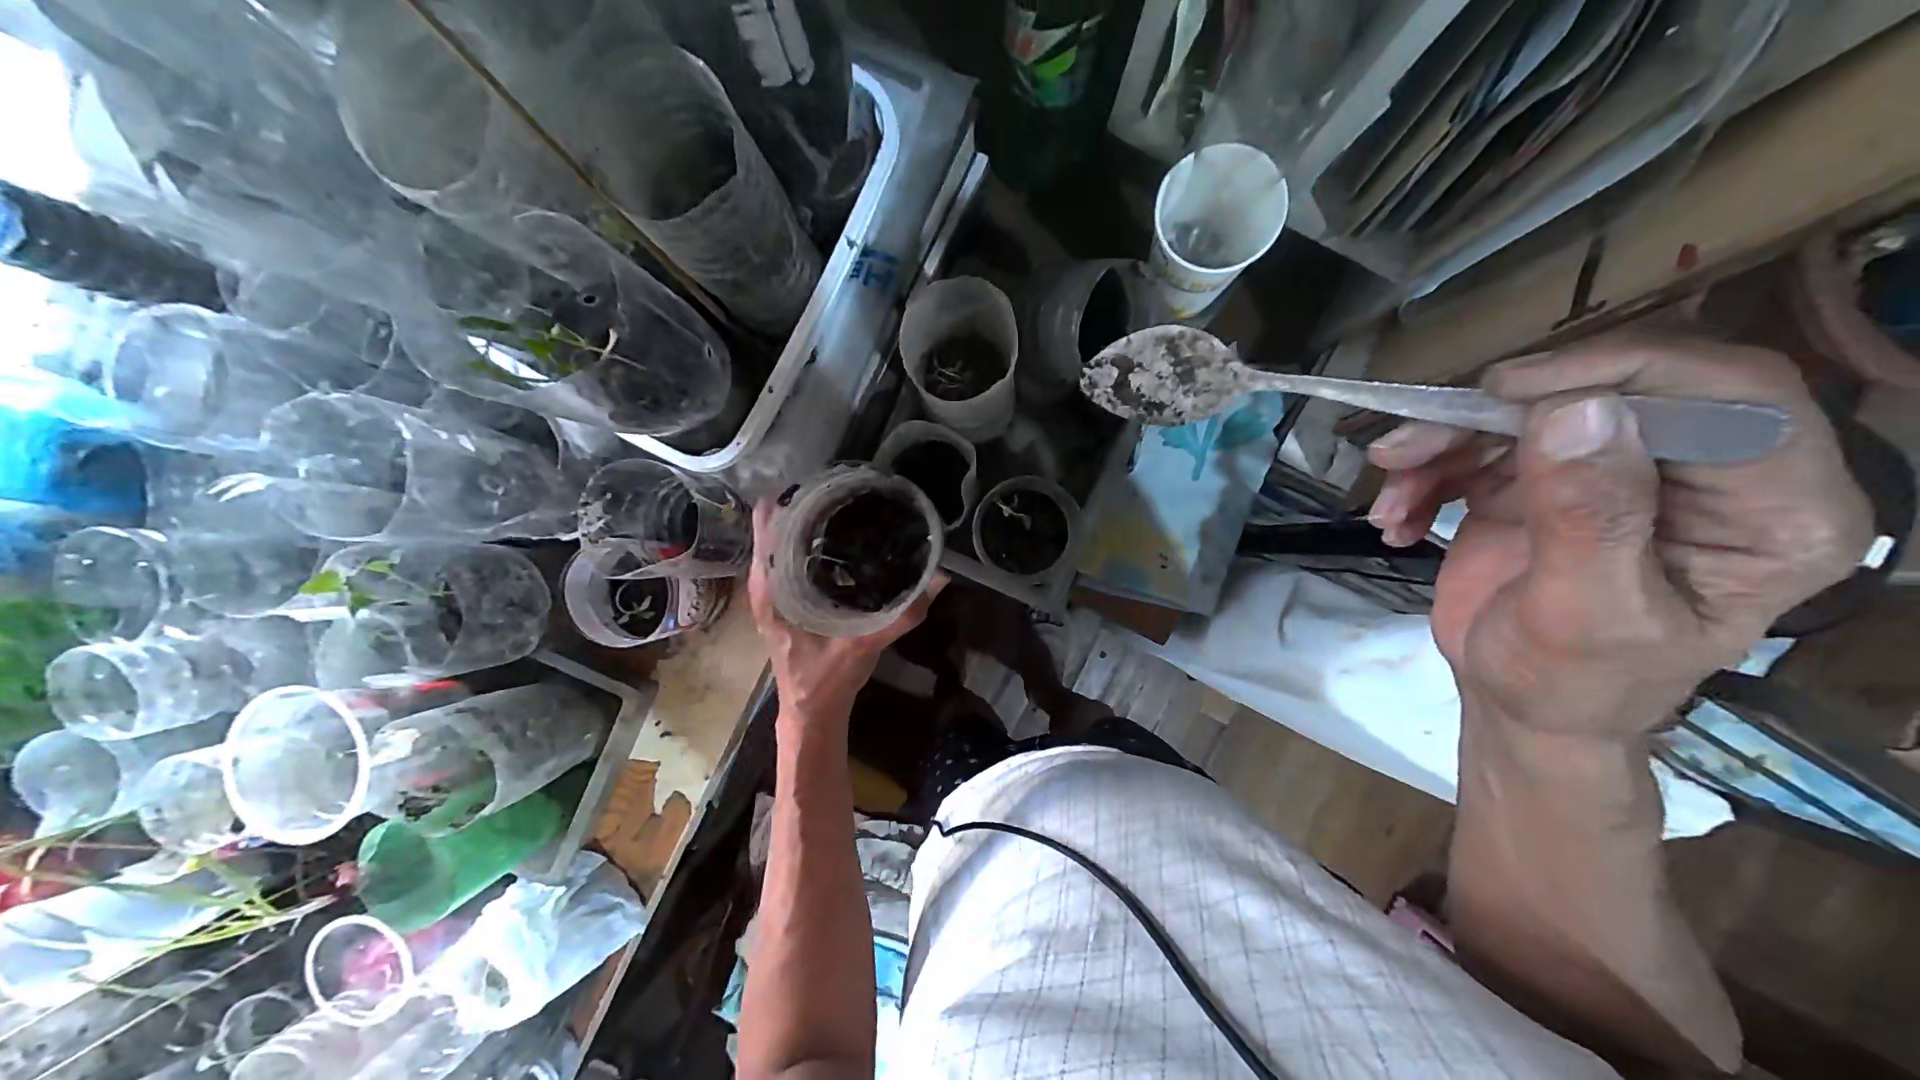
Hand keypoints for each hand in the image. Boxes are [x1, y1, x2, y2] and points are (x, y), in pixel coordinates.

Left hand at [747, 500, 946, 732]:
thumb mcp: (862, 647)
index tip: (815, 483)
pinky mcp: (786, 599)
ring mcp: (774, 593)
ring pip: (781, 543)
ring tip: (838, 499)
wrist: (811, 712)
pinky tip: (837, 534)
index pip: (767, 534)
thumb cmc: (825, 681)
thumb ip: (900, 616)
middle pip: (774, 531)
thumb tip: (938, 579)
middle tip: (837, 485)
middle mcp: (766, 587)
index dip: (785, 505)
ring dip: (803, 521)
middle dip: (800, 505)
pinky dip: (808, 541)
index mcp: (771, 594)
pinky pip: (790, 557)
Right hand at [1367, 336, 1871, 735]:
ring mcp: (1608, 474)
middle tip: (1409, 447)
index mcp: (1767, 509)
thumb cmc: (1572, 684)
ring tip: (1389, 501)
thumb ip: (1589, 519)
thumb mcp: (1587, 616)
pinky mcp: (1539, 482)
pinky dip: (1423, 479)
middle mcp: (1693, 474)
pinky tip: (1396, 520)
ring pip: (1523, 417)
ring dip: (1437, 451)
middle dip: (1493, 416)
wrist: (1518, 708)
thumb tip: (1576, 413)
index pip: (1727, 396)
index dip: (1622, 372)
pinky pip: (1476, 451)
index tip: (1509, 393)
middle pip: (1604, 393)